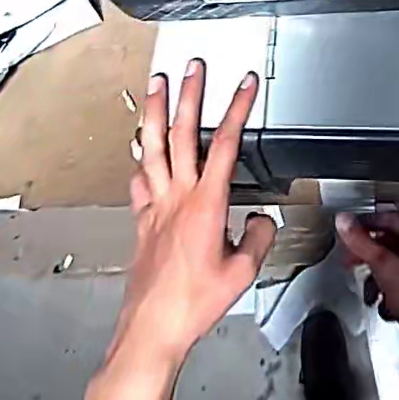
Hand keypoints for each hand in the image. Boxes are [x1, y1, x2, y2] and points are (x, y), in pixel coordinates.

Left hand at [82, 61, 274, 399]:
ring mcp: (155, 206)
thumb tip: (259, 221)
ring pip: (152, 148)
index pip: (227, 144)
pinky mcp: (142, 221)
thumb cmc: (194, 303)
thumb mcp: (243, 272)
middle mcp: (177, 197)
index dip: (238, 109)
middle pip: (183, 134)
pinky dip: (140, 160)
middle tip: (193, 67)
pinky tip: (139, 150)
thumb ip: (258, 237)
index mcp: (206, 203)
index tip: (246, 84)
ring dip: (155, 112)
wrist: (151, 331)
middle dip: (190, 95)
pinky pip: (139, 181)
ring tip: (156, 85)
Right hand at [334, 211, 398, 347]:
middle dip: (368, 254)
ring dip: (376, 278)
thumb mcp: (384, 267)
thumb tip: (341, 218)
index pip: (390, 218)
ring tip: (367, 293)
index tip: (344, 231)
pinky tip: (383, 308)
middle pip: (390, 242)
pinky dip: (388, 292)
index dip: (366, 222)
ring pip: (393, 265)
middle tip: (347, 262)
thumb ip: (361, 242)